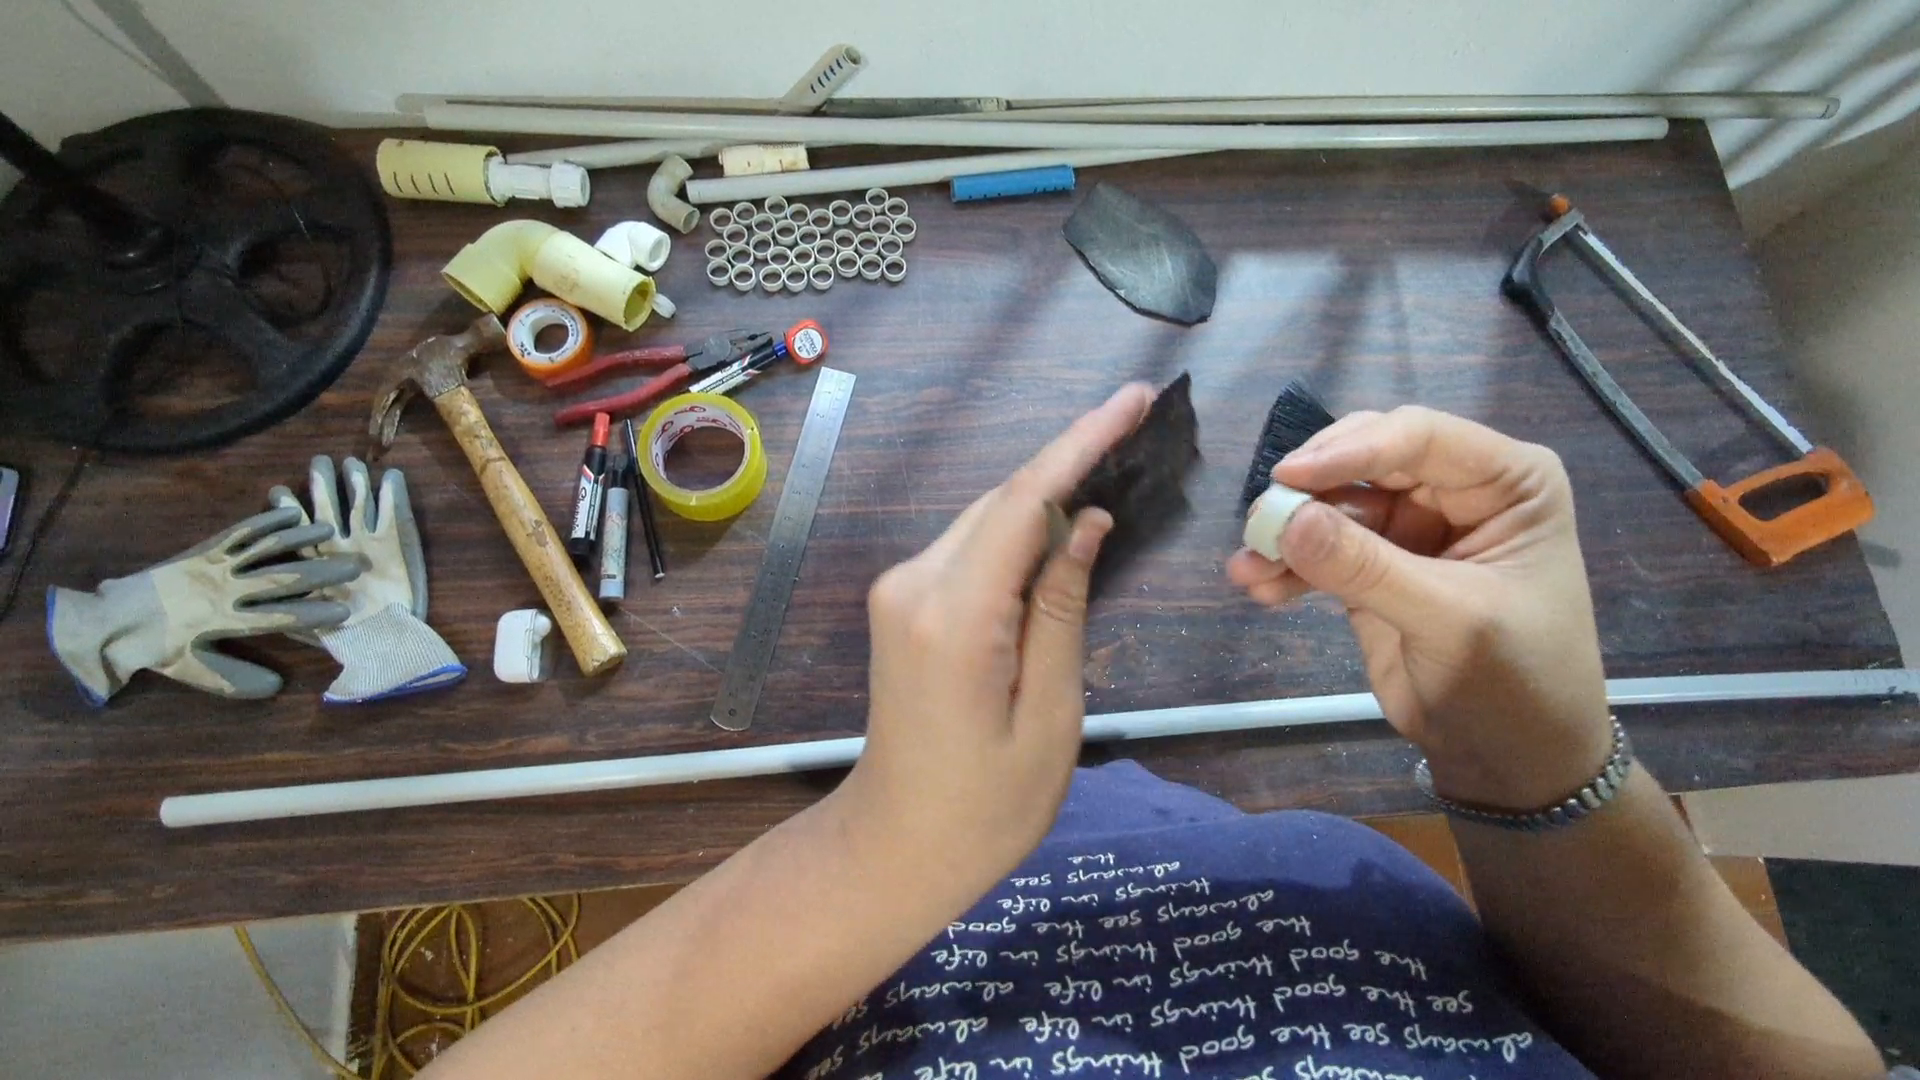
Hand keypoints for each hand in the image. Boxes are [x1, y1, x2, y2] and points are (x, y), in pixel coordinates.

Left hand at [839, 384, 1153, 885]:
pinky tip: (1060, 529)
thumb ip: (1062, 607)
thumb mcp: (1049, 714)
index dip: (1082, 442)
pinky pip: (970, 549)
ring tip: (1112, 465)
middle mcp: (913, 583)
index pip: (1023, 501)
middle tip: (1137, 427)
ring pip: (984, 520)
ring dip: (1045, 495)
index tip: (1133, 400)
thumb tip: (1084, 521)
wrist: (896, 844)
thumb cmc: (987, 806)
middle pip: (1001, 501)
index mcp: (953, 615)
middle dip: (1069, 460)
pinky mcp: (901, 602)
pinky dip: (1016, 533)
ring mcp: (898, 589)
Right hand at [1226, 406, 1611, 809]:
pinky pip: (1317, 549)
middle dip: (1309, 491)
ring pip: (1330, 505)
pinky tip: (1258, 588)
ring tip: (1248, 569)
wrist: (1507, 758)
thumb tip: (1285, 520)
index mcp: (1505, 482)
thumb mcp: (1449, 619)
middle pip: (1364, 461)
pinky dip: (1286, 566)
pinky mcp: (1369, 565)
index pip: (1419, 438)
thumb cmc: (1514, 682)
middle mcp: (1454, 491)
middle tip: (1262, 520)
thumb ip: (1366, 567)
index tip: (1286, 478)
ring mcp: (1407, 528)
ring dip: (1286, 534)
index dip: (1350, 450)